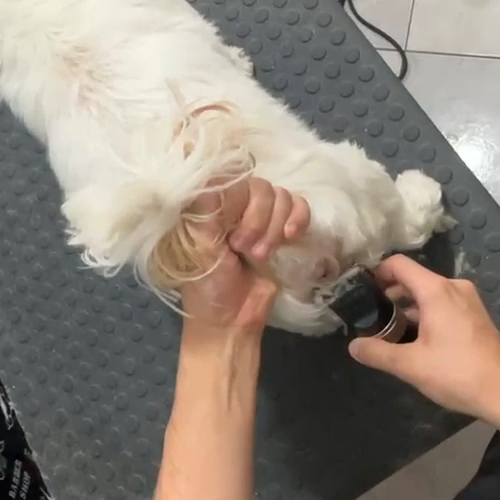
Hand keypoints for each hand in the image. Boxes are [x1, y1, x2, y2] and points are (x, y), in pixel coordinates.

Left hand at [178, 178, 309, 330]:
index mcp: (212, 207)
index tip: (233, 237)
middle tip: (244, 250)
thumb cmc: (208, 287)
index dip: (240, 205)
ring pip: (281, 196)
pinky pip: (299, 206)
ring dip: (274, 227)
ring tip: (260, 256)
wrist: (233, 321)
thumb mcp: (200, 249)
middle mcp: (236, 206)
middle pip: (261, 187)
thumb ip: (204, 212)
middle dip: (258, 222)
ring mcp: (261, 217)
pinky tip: (290, 236)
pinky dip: (298, 218)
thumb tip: (210, 178)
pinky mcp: (282, 229)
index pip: (235, 180)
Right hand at [347, 254, 499, 423]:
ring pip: (429, 292)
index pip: (399, 264)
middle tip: (371, 314)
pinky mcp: (476, 316)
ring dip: (408, 305)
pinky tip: (417, 338)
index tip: (362, 290)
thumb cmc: (457, 374)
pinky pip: (444, 304)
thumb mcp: (410, 365)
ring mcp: (468, 301)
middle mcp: (454, 288)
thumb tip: (353, 346)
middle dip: (390, 293)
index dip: (377, 272)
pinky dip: (426, 313)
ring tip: (390, 328)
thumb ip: (378, 352)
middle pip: (414, 278)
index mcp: (437, 291)